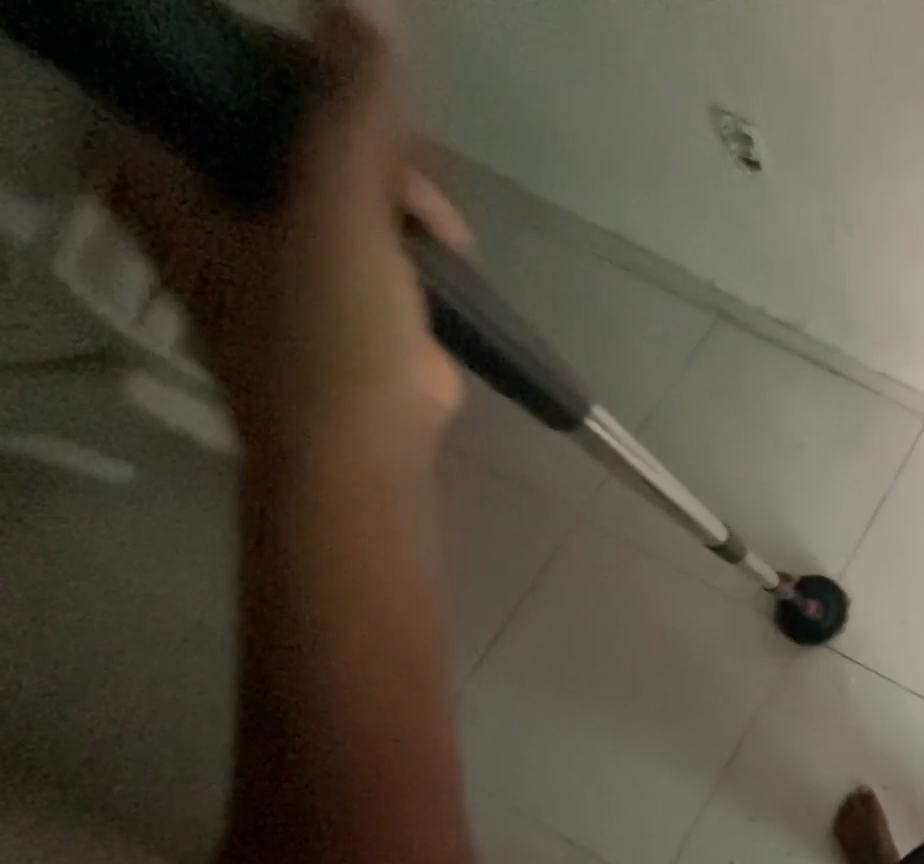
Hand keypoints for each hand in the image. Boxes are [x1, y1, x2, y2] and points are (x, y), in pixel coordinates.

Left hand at [101, 2, 470, 456]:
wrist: (366, 442)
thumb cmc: (327, 330)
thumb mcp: (336, 206)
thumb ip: (350, 106)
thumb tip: (368, 4)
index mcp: (162, 167)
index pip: (212, 70)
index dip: (290, 70)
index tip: (356, 105)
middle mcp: (209, 192)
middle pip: (292, 115)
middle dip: (369, 146)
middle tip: (405, 192)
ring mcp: (279, 237)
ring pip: (348, 167)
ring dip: (405, 192)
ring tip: (436, 238)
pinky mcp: (340, 273)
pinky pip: (377, 214)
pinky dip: (415, 226)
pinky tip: (443, 254)